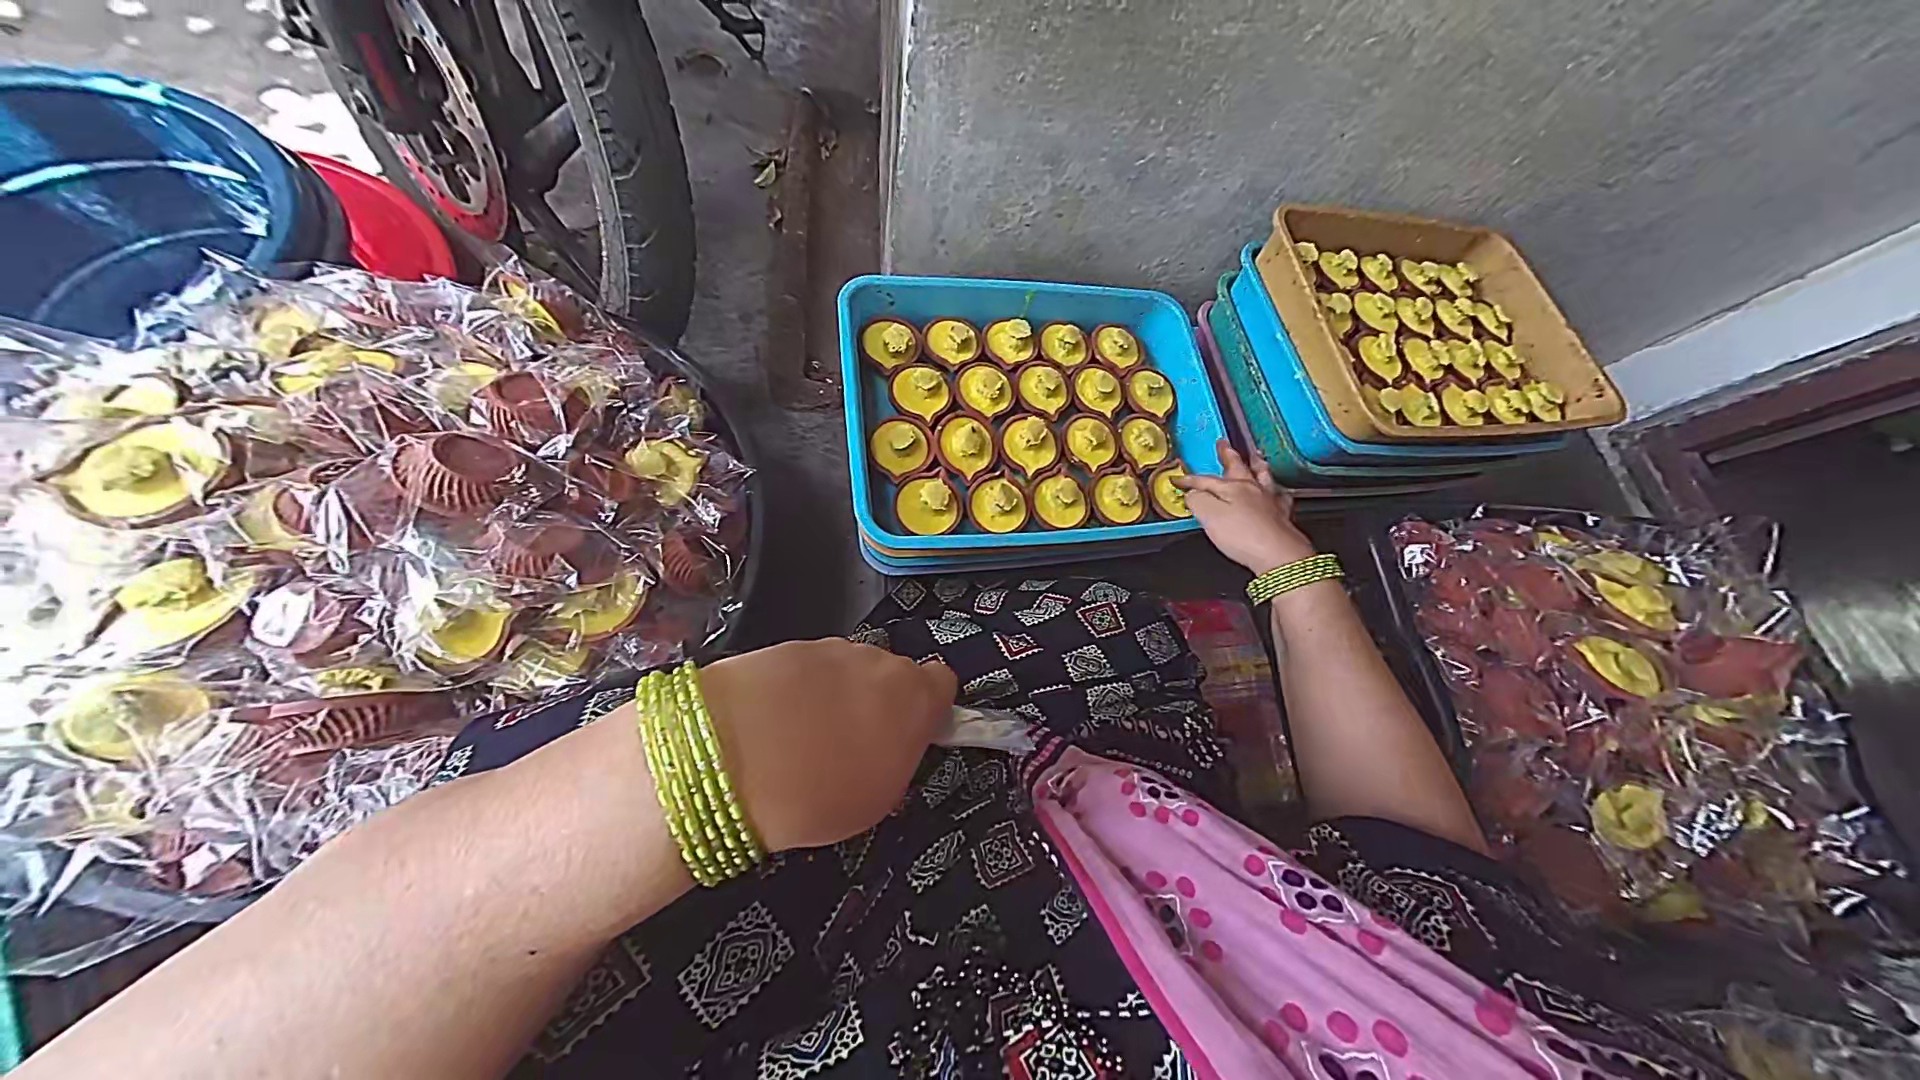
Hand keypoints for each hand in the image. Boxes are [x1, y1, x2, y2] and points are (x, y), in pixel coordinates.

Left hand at [698, 639, 956, 850]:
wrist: (730, 758)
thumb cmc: (816, 791)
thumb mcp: (879, 798)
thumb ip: (899, 757)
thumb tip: (896, 745)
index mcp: (915, 696)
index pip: (942, 683)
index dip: (928, 707)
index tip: (912, 730)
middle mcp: (878, 661)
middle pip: (891, 674)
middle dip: (877, 701)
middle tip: (851, 742)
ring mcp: (830, 649)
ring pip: (847, 669)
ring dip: (836, 694)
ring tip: (803, 737)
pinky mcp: (787, 645)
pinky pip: (806, 667)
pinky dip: (797, 688)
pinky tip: (774, 723)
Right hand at [1174, 439, 1316, 573]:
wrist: (1278, 555)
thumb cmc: (1244, 536)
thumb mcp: (1209, 516)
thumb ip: (1197, 501)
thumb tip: (1192, 494)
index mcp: (1232, 488)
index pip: (1204, 480)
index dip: (1189, 480)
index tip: (1179, 480)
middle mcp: (1252, 489)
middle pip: (1238, 467)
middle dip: (1228, 455)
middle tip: (1224, 445)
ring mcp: (1270, 501)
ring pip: (1262, 475)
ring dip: (1256, 464)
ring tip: (1255, 456)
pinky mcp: (1282, 516)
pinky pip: (1280, 495)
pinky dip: (1277, 489)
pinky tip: (1278, 490)